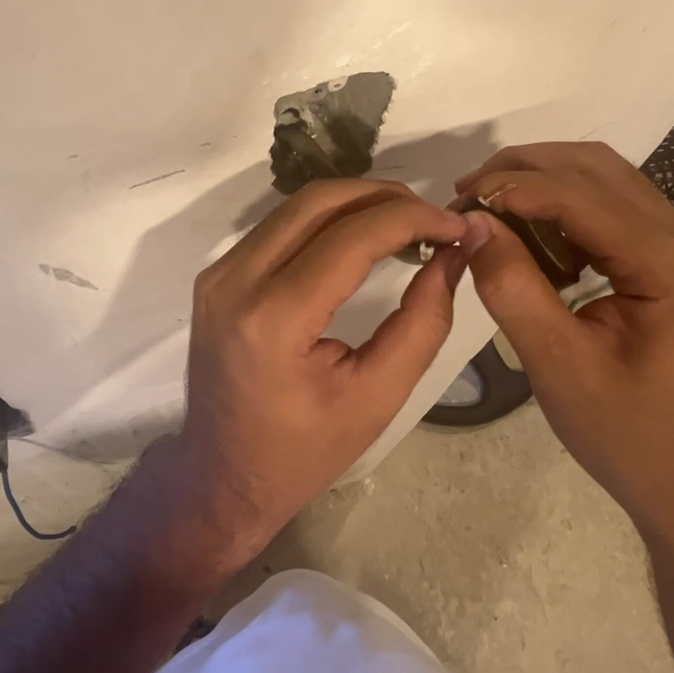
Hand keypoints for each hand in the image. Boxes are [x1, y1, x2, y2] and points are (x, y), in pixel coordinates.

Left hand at [176, 179, 494, 551]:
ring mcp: (218, 273)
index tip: (457, 223)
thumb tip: (454, 253)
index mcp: (273, 318)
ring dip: (356, 202)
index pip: (350, 237)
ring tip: (408, 224)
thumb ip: (423, 322)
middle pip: (318, 202)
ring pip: (296, 207)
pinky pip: (278, 226)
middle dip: (384, 197)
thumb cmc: (303, 451)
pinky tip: (363, 236)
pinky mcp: (217, 274)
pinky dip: (326, 220)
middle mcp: (235, 280)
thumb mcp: (377, 397)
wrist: (221, 475)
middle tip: (434, 217)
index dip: (411, 218)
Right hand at [455, 143, 673, 534]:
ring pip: (603, 178)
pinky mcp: (669, 260)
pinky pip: (610, 207)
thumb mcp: (558, 366)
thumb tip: (471, 222)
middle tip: (464, 195)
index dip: (511, 187)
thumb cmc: (628, 435)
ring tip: (485, 206)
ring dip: (540, 179)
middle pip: (595, 167)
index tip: (455, 205)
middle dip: (523, 168)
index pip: (579, 194)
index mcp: (668, 263)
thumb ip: (512, 287)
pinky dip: (561, 205)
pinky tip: (526, 232)